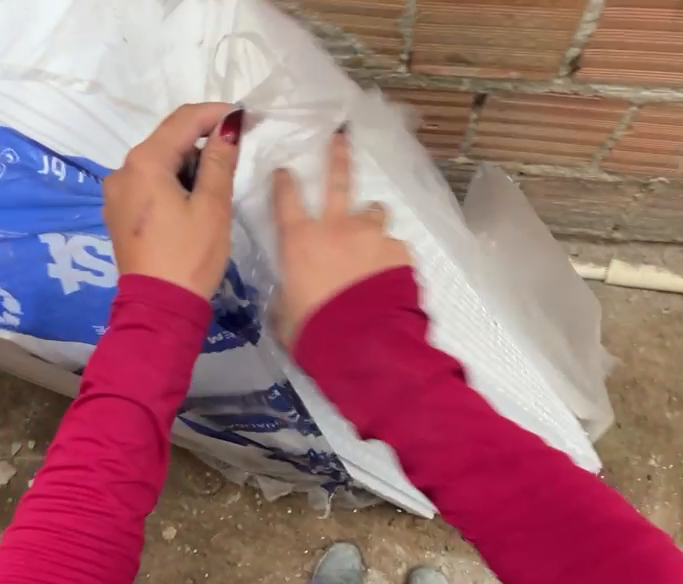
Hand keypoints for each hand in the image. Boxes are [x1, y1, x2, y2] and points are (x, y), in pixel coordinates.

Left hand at [103, 103, 244, 300]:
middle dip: (202, 143)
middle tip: (234, 157)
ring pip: (157, 165)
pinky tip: (190, 205)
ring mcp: (116, 196)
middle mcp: (122, 171)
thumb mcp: (212, 207)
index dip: (217, 114)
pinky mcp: (119, 217)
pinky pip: (148, 188)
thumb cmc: (190, 258)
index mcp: (144, 162)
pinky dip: (171, 186)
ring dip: (187, 167)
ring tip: (214, 189)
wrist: (160, 310)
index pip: (184, 120)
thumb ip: (219, 162)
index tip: (245, 117)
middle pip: (167, 141)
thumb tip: (227, 127)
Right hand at [270, 131, 413, 344]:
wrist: (364, 345)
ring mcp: (371, 236)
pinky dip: (390, 256)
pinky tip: (389, 275)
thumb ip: (284, 301)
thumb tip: (284, 299)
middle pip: (337, 180)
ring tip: (371, 234)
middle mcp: (336, 228)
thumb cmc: (315, 333)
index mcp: (300, 242)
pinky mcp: (399, 252)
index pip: (286, 199)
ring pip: (374, 211)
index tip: (284, 172)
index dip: (283, 182)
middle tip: (341, 138)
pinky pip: (394, 247)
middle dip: (338, 156)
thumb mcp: (285, 320)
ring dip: (370, 219)